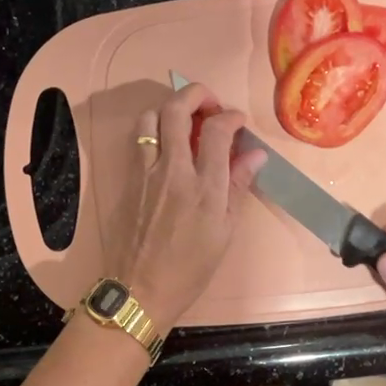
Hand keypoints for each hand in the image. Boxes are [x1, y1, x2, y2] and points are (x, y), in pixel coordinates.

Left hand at [103, 82, 266, 327]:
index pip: (216, 131)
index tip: (238, 120)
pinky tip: (168, 143)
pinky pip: (140, 139)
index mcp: (204, 188)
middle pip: (177, 110)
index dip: (230, 116)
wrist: (139, 291)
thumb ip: (237, 186)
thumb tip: (255, 154)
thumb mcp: (225, 232)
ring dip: (170, 108)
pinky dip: (156, 129)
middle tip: (211, 104)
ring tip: (187, 120)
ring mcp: (146, 172)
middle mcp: (172, 171)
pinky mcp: (130, 178)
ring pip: (151, 117)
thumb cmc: (190, 269)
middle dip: (196, 94)